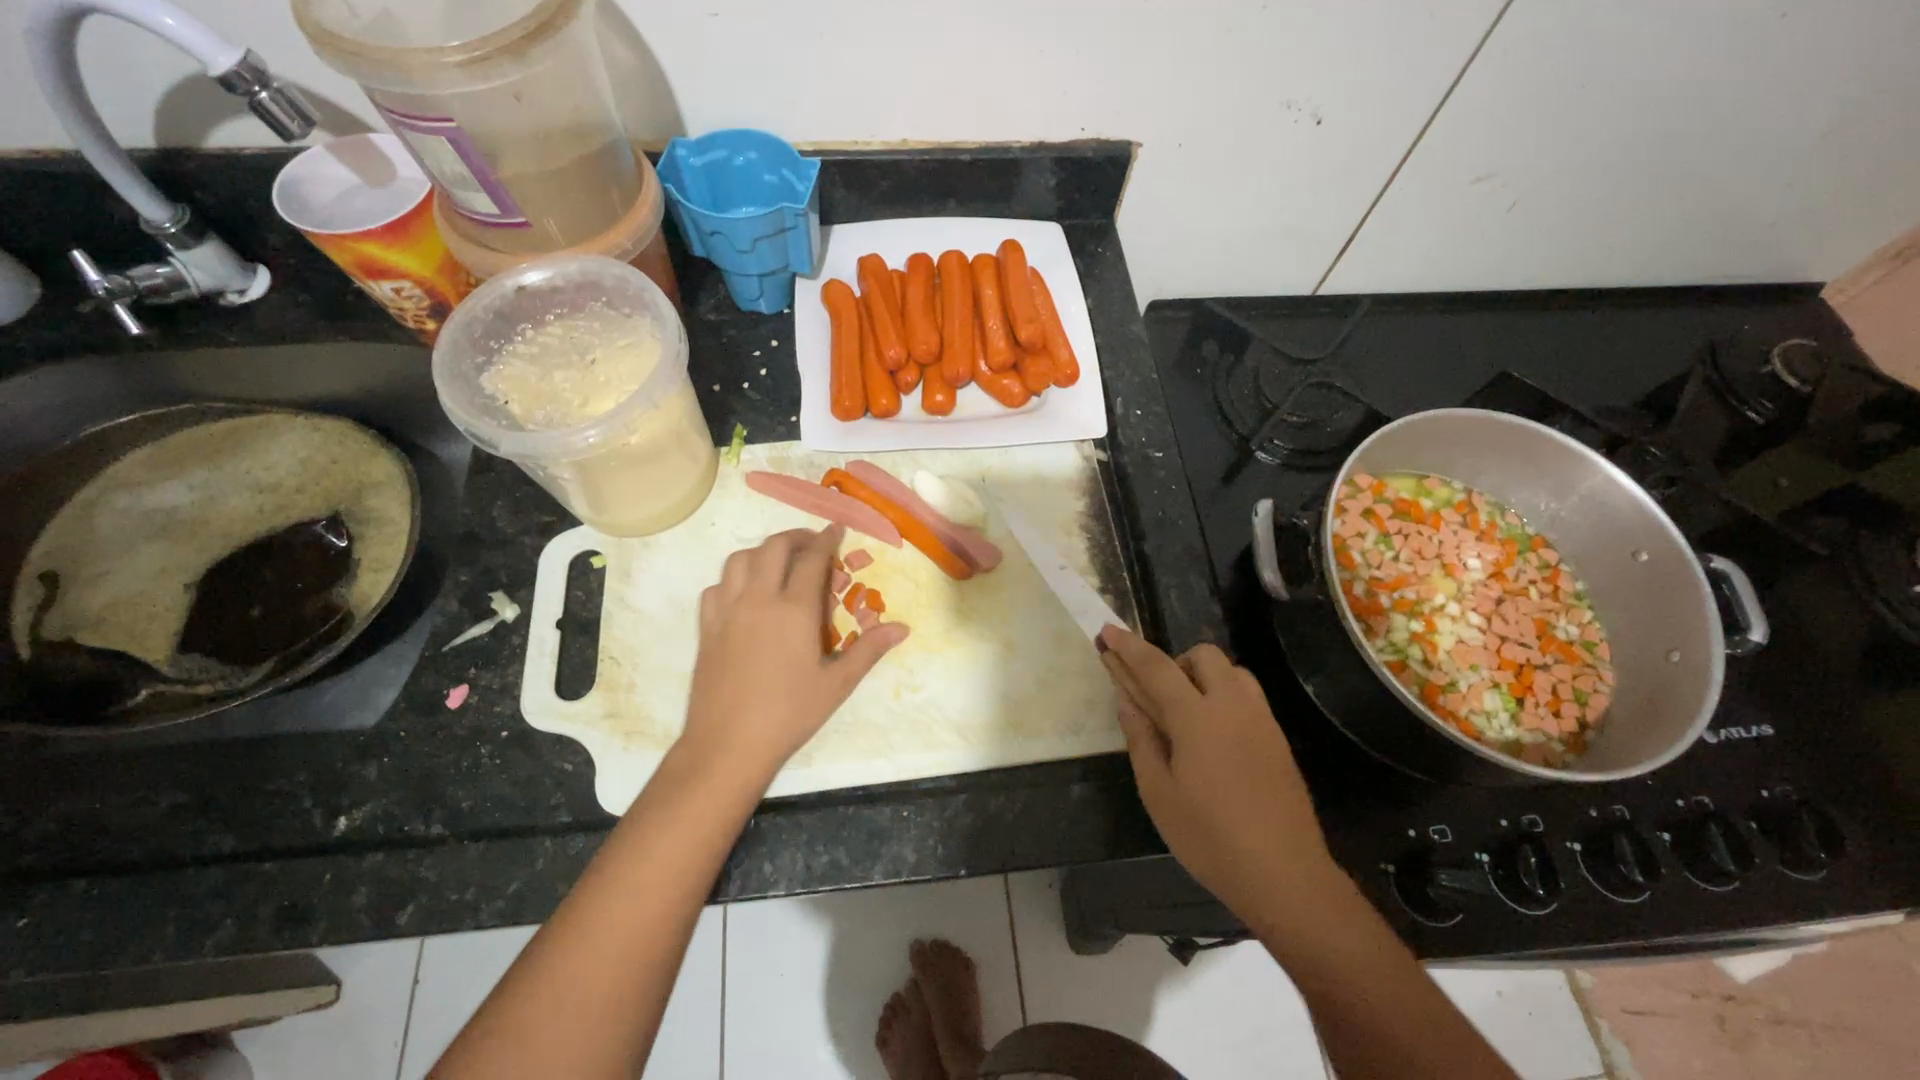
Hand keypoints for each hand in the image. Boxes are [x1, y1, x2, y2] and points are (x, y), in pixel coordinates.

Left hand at [680, 525, 908, 781]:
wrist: (728, 744)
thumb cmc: (789, 715)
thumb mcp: (837, 685)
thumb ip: (869, 650)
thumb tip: (902, 628)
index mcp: (793, 609)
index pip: (812, 559)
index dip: (826, 540)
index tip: (836, 529)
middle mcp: (757, 599)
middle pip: (773, 548)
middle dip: (795, 538)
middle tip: (812, 546)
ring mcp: (726, 611)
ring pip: (739, 560)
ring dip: (762, 552)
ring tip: (779, 564)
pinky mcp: (706, 628)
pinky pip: (716, 587)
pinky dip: (733, 579)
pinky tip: (745, 595)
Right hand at [1098, 626, 1340, 918]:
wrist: (1283, 873)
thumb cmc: (1209, 838)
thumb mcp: (1158, 793)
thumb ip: (1141, 738)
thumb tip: (1126, 698)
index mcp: (1197, 718)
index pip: (1156, 668)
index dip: (1129, 648)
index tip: (1108, 631)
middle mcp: (1233, 706)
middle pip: (1203, 656)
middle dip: (1174, 661)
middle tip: (1156, 698)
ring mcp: (1262, 721)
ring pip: (1232, 672)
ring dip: (1205, 677)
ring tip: (1187, 716)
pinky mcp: (1278, 739)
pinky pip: (1249, 696)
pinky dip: (1225, 697)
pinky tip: (1215, 738)